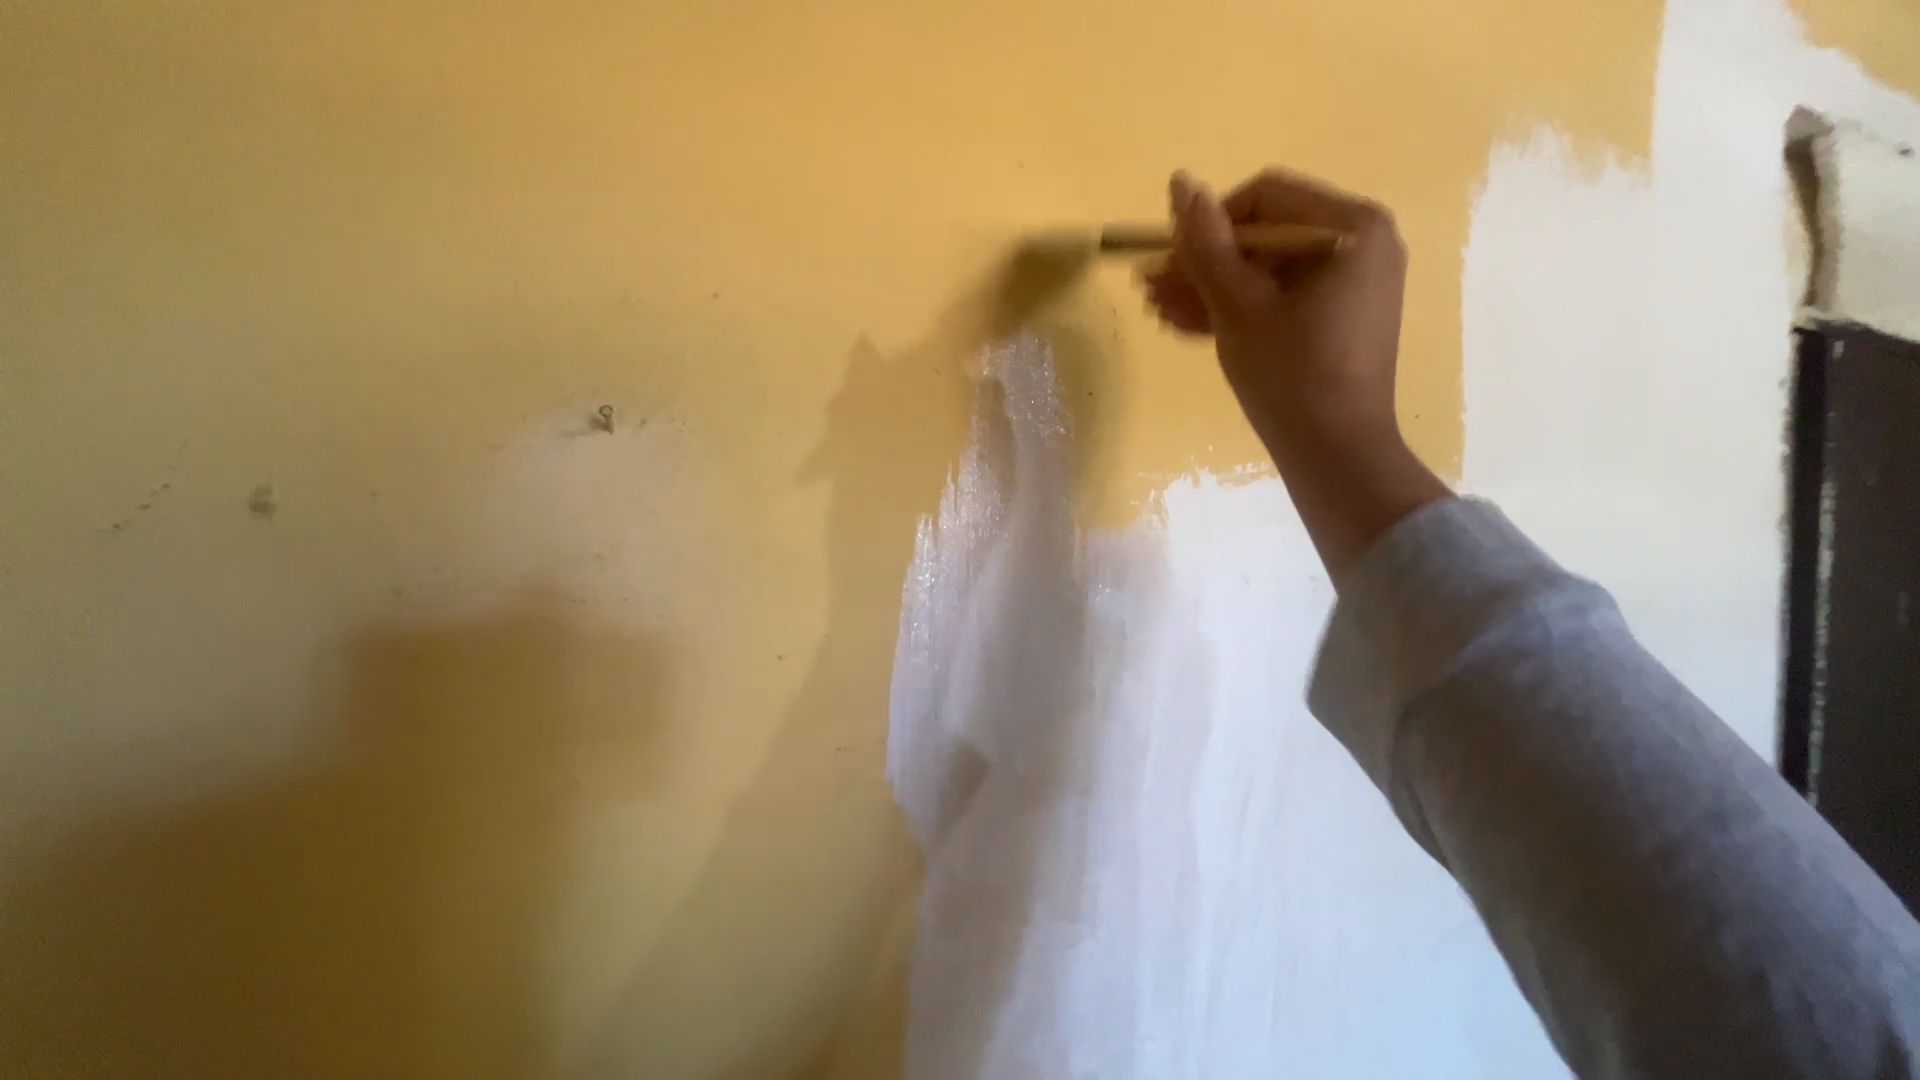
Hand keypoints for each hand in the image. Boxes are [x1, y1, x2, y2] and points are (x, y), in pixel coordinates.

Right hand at [1143, 168, 1407, 464]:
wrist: (1334, 453)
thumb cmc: (1289, 374)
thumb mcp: (1238, 306)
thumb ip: (1206, 243)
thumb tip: (1180, 182)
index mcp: (1351, 227)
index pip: (1264, 198)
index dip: (1207, 224)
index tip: (1167, 261)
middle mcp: (1361, 243)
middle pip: (1264, 236)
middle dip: (1203, 264)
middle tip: (1151, 289)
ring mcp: (1352, 284)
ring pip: (1266, 271)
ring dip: (1210, 289)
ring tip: (1158, 311)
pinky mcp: (1339, 318)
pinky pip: (1281, 298)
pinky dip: (1239, 309)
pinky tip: (1187, 324)